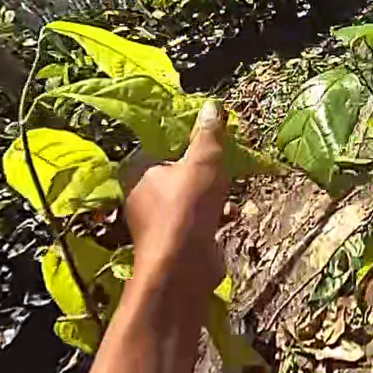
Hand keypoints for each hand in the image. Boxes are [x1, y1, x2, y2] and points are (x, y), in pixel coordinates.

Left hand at [122, 99, 230, 293]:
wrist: (184, 267)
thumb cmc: (187, 208)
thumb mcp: (203, 162)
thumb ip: (208, 134)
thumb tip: (213, 105)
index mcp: (139, 170)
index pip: (162, 144)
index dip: (188, 139)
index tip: (212, 136)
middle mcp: (142, 194)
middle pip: (179, 170)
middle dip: (206, 169)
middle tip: (227, 162)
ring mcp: (158, 218)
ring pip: (191, 195)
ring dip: (215, 193)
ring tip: (232, 191)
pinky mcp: (176, 238)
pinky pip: (198, 217)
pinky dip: (216, 214)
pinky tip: (233, 214)